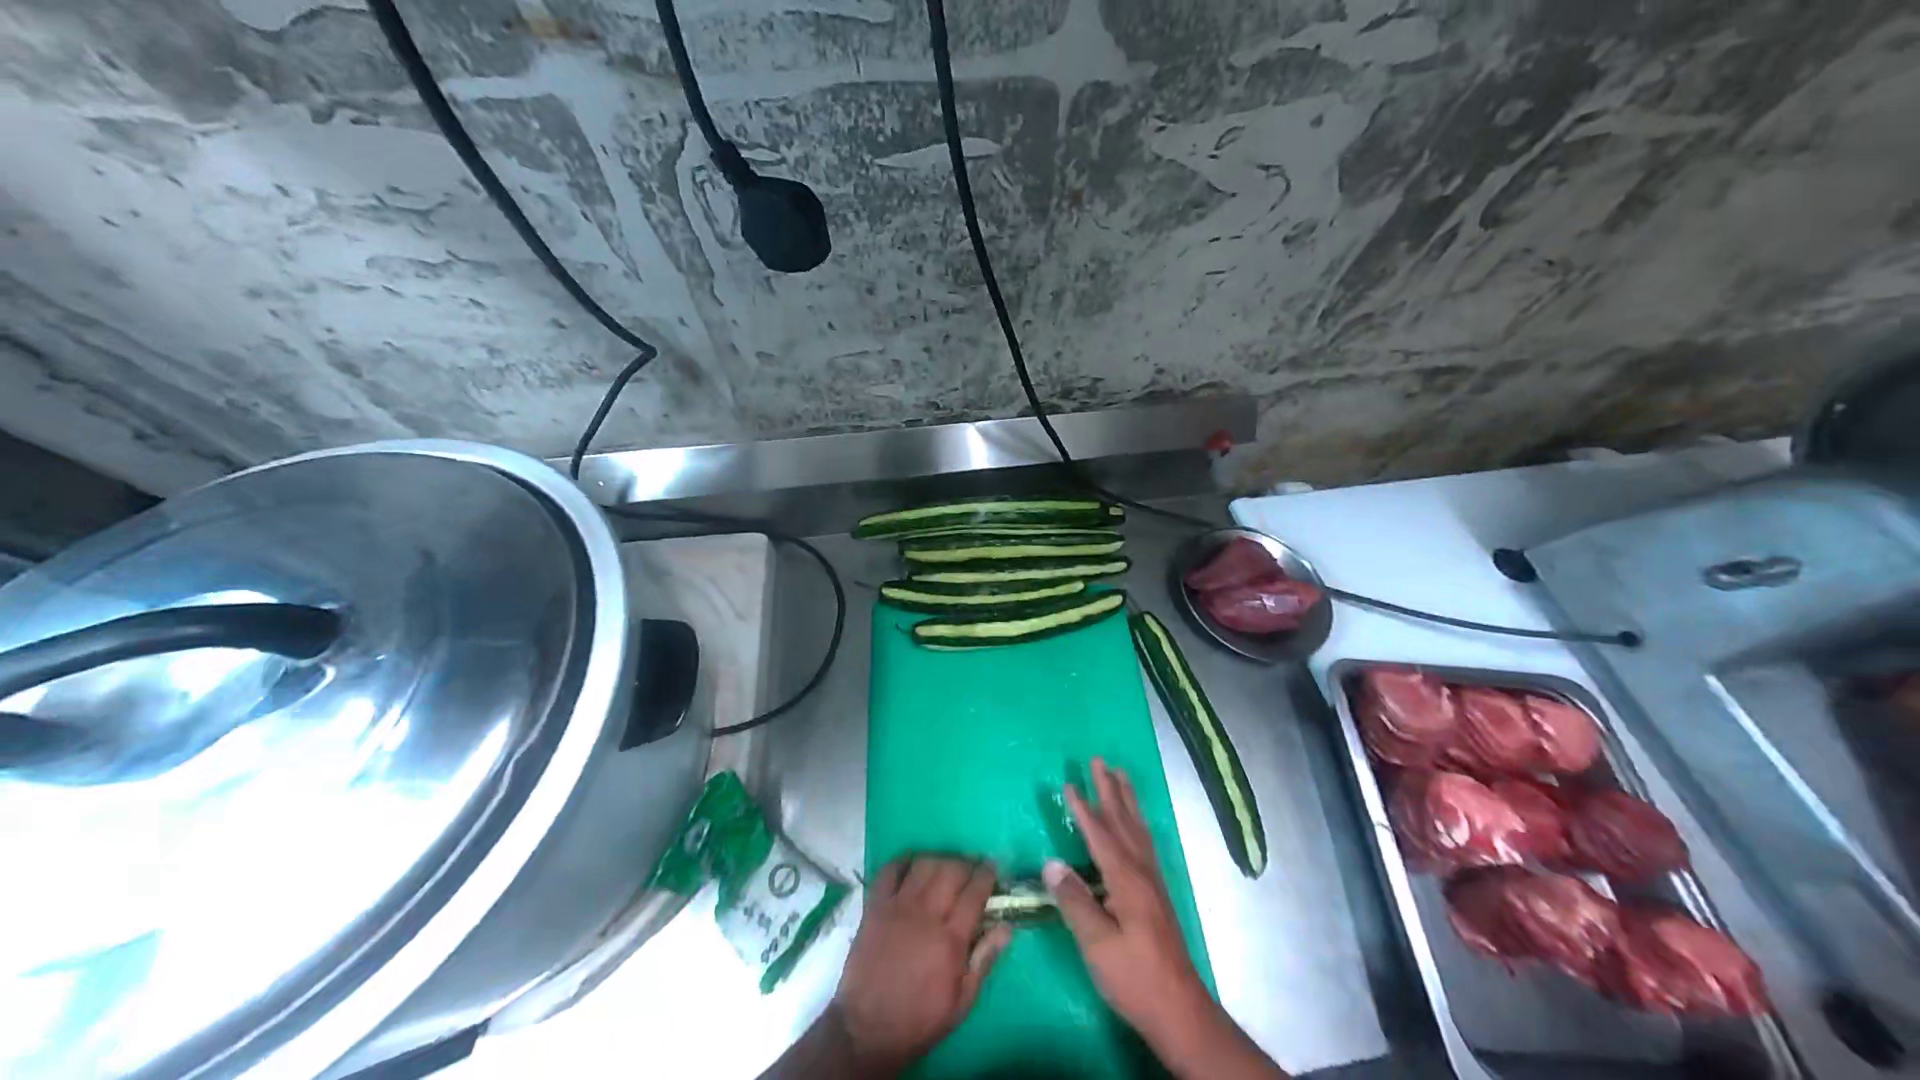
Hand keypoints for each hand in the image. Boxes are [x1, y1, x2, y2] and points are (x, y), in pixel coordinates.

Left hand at [832, 856, 1011, 1075]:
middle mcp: (925, 914)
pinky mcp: (874, 907)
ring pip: (923, 865)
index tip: (994, 869)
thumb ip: (985, 960)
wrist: (867, 1029)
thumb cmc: (920, 1018)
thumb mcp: (962, 1001)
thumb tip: (1007, 926)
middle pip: (951, 870)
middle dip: (966, 864)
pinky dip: (903, 862)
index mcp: (950, 939)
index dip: (987, 875)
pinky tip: (913, 867)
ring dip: (939, 860)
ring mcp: (897, 907)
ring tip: (945, 868)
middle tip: (972, 870)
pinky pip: (890, 871)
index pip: (975, 892)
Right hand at [1048, 760, 1286, 1078]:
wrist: (1179, 1008)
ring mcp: (1153, 882)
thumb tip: (1051, 863)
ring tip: (1119, 776)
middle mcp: (1142, 872)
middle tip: (1100, 760)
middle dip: (1110, 790)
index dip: (1083, 809)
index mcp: (1126, 879)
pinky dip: (1135, 822)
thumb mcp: (1097, 943)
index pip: (1100, 835)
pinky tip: (1133, 824)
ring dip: (1126, 800)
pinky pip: (1143, 842)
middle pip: (1124, 821)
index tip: (1068, 783)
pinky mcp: (1156, 894)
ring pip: (1138, 829)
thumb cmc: (1134, 976)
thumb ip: (1074, 901)